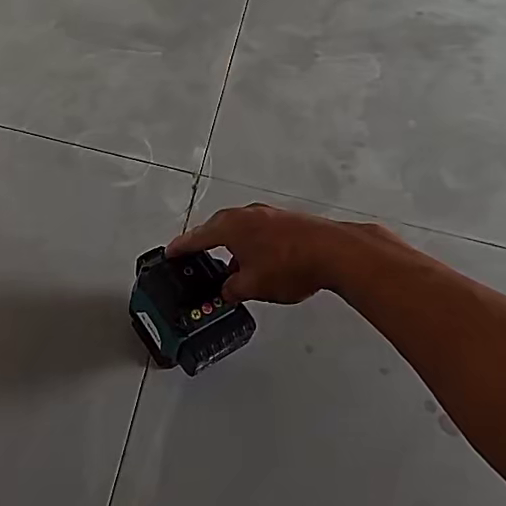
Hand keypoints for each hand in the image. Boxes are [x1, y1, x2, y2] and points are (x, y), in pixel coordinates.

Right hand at [167, 203, 382, 304]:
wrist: (335, 252)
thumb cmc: (294, 263)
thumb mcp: (252, 286)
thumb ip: (233, 289)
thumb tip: (229, 290)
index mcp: (230, 226)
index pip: (195, 238)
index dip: (180, 249)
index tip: (171, 253)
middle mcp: (248, 214)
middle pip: (219, 231)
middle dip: (210, 249)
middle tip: (200, 262)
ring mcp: (270, 215)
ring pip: (243, 233)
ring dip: (237, 252)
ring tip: (238, 274)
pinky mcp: (289, 222)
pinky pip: (263, 235)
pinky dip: (257, 249)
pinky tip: (266, 267)